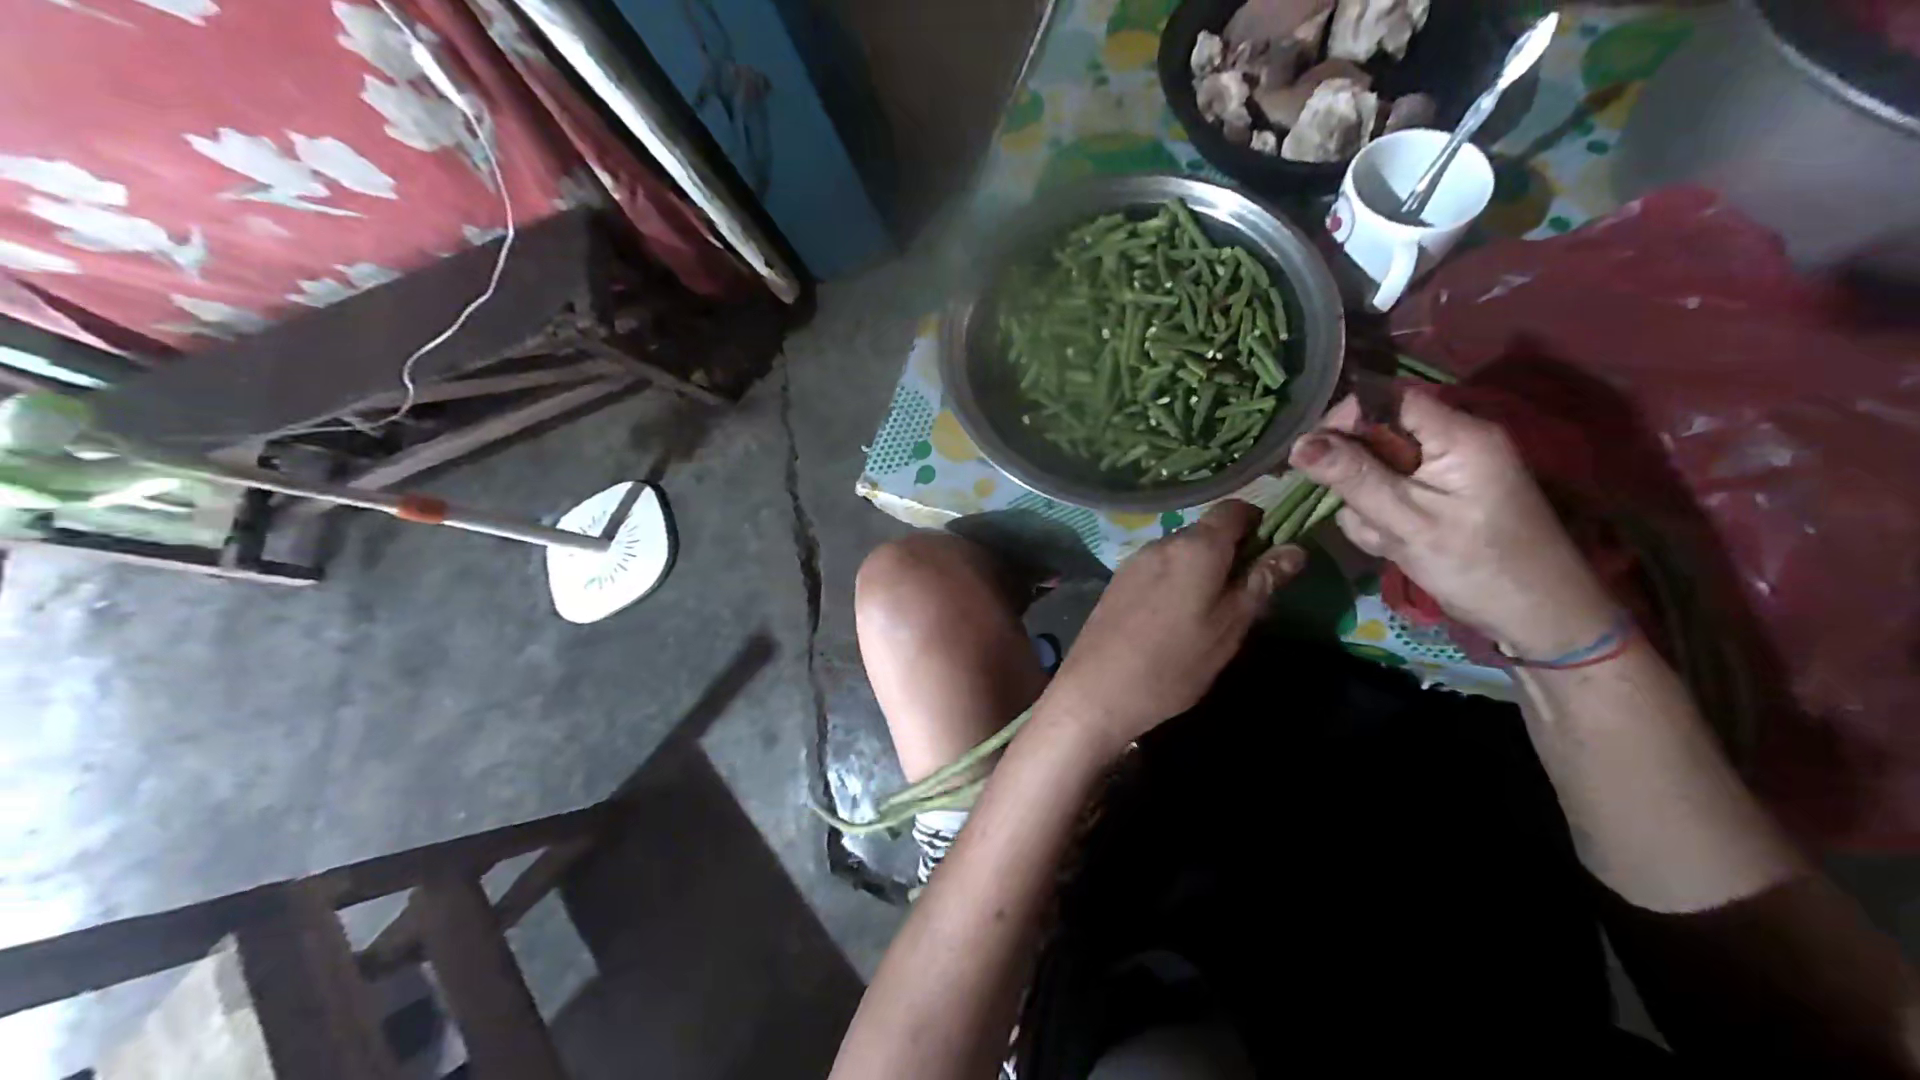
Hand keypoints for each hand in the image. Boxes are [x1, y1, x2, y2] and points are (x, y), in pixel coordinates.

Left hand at [1039, 501, 1305, 755]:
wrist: (1097, 690)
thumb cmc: (1174, 663)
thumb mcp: (1230, 627)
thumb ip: (1261, 582)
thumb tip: (1295, 548)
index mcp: (1195, 547)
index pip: (1234, 509)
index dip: (1259, 522)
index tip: (1273, 552)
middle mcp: (1162, 542)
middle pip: (1206, 531)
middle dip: (1232, 552)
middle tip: (1249, 593)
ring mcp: (1134, 561)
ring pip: (1182, 551)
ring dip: (1204, 569)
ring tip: (1213, 612)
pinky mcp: (1118, 582)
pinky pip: (1159, 568)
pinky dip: (1177, 581)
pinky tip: (1176, 618)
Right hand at [1288, 388, 1616, 658]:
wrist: (1538, 620)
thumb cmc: (1480, 567)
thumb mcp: (1407, 522)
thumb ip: (1353, 478)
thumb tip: (1299, 444)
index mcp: (1459, 434)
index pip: (1387, 398)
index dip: (1345, 418)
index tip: (1312, 454)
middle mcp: (1452, 442)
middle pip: (1376, 436)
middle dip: (1355, 474)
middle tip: (1360, 512)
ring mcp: (1444, 472)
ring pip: (1374, 470)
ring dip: (1365, 504)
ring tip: (1389, 538)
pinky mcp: (1437, 497)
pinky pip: (1387, 494)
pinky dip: (1379, 519)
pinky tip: (1395, 544)